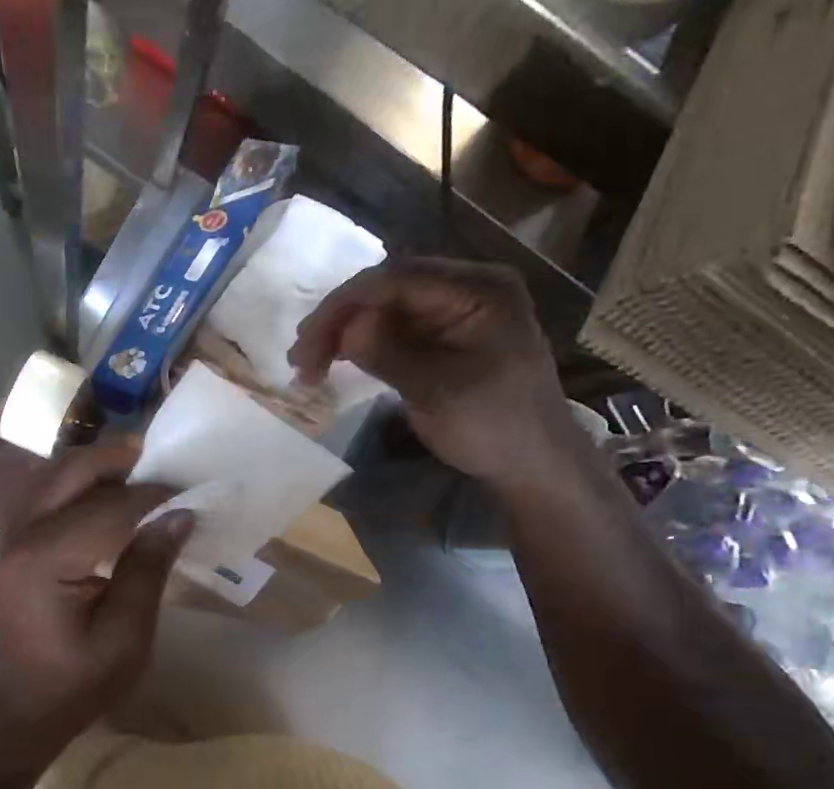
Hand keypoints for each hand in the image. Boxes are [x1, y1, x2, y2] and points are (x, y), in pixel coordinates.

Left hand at [0, 438, 193, 756]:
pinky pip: (44, 490)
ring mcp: (11, 534)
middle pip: (71, 471)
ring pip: (53, 472)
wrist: (29, 703)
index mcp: (46, 559)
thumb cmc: (81, 680)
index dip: (154, 496)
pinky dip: (75, 482)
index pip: (109, 507)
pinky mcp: (13, 541)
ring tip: (137, 474)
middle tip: (162, 466)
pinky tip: (104, 495)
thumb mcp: (127, 635)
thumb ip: (148, 568)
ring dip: (95, 465)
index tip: (190, 496)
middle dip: (119, 461)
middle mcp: (21, 535)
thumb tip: (180, 514)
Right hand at [289, 257, 577, 484]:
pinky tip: (336, 361)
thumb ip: (390, 354)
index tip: (305, 343)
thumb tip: (344, 328)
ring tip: (309, 365)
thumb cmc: (494, 428)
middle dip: (339, 319)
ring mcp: (454, 313)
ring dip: (345, 332)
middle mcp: (466, 289)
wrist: (532, 464)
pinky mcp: (443, 338)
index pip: (396, 279)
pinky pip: (394, 330)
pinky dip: (362, 344)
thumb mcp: (439, 392)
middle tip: (300, 358)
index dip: (343, 306)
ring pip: (384, 309)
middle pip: (387, 289)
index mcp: (478, 289)